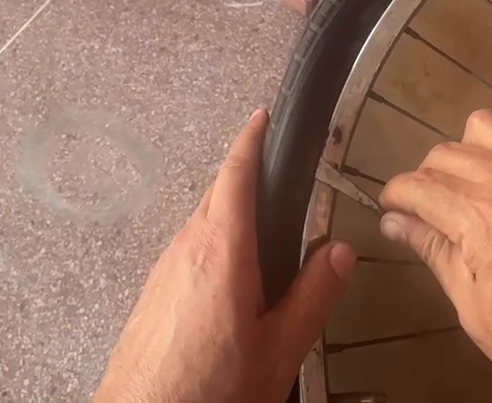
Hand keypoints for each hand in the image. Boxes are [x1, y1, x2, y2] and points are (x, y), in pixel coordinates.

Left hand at [95, 108, 355, 402]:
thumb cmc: (207, 392)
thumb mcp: (278, 350)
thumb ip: (312, 295)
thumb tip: (339, 252)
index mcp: (221, 248)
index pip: (236, 172)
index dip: (251, 138)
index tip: (262, 116)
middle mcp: (186, 246)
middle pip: (218, 193)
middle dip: (246, 178)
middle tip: (277, 180)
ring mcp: (163, 269)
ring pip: (202, 222)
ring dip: (229, 216)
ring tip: (262, 241)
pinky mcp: (152, 294)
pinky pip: (188, 250)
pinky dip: (212, 246)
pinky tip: (229, 285)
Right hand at [380, 111, 491, 402]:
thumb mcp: (474, 308)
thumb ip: (434, 251)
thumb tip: (394, 222)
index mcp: (481, 220)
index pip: (418, 186)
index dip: (396, 195)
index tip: (391, 206)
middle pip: (445, 154)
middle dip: (427, 179)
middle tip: (430, 209)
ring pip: (486, 126)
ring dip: (470, 151)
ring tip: (473, 185)